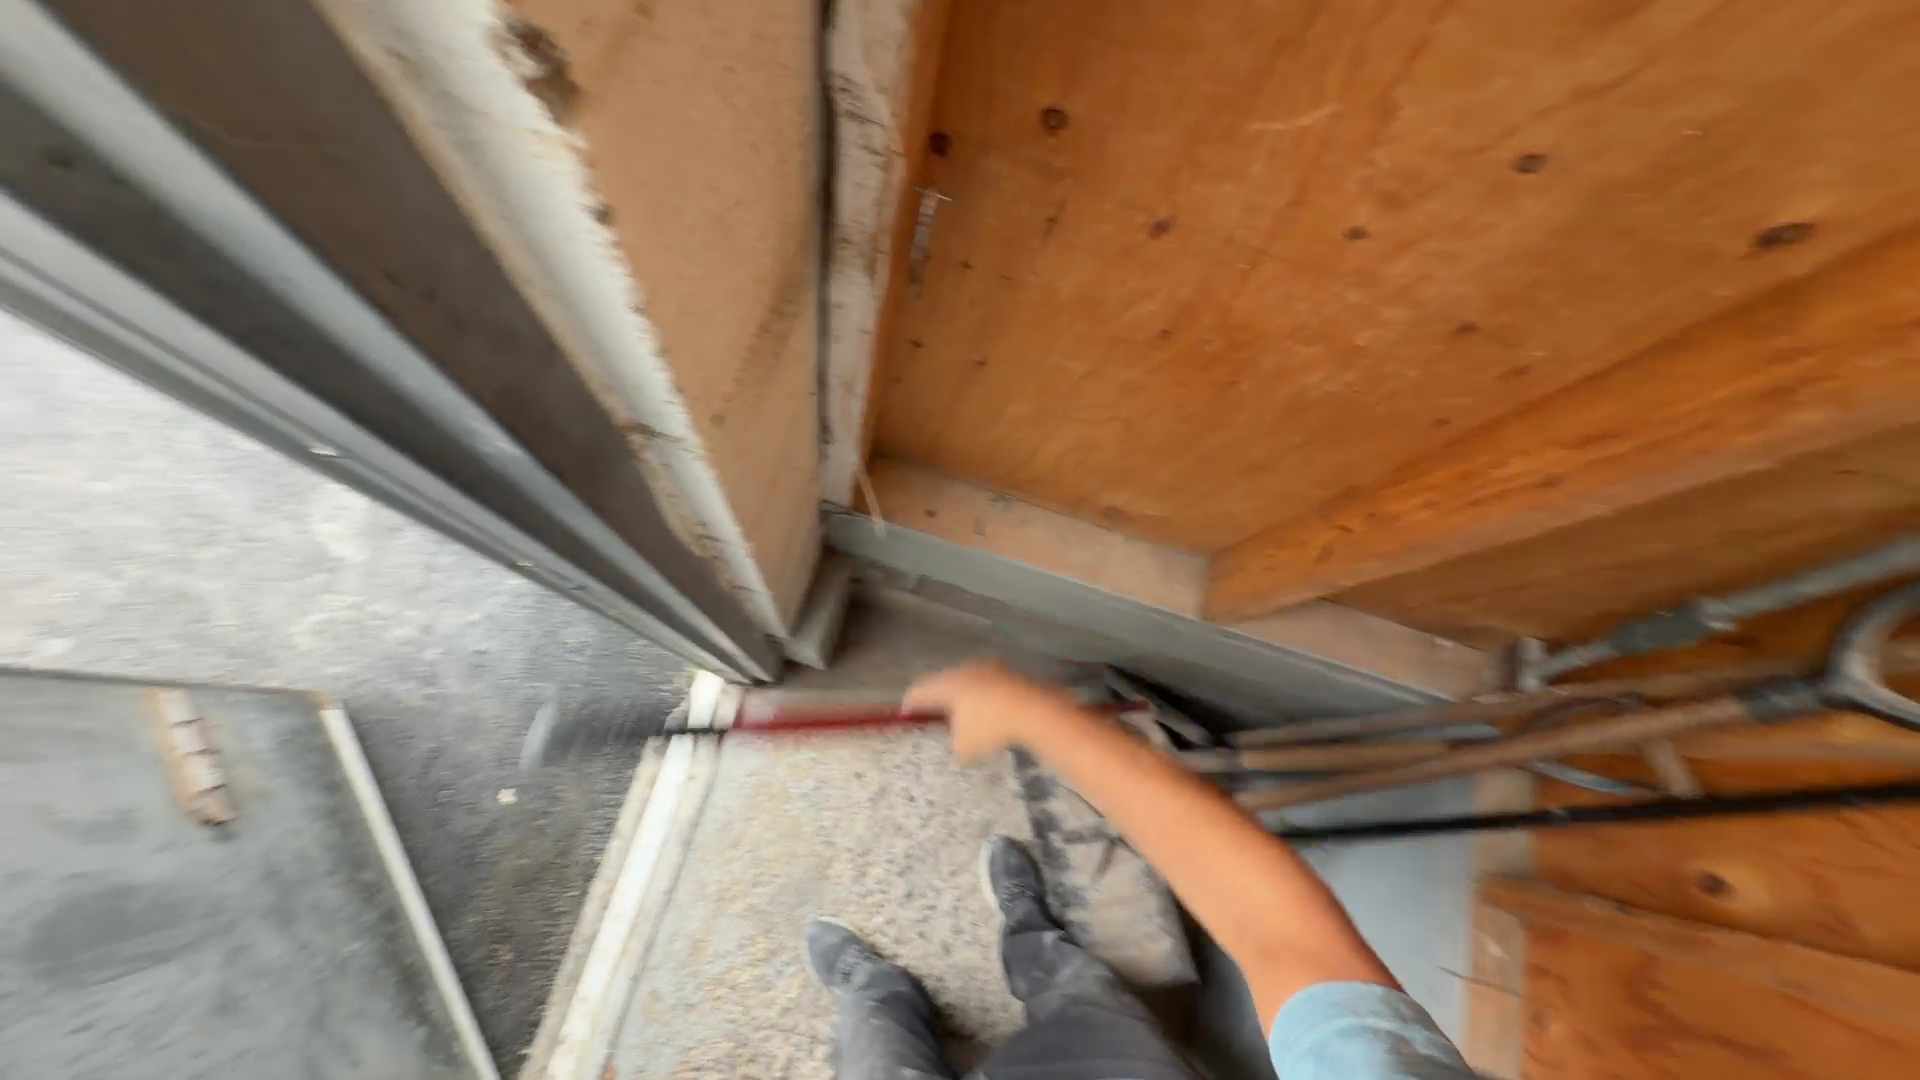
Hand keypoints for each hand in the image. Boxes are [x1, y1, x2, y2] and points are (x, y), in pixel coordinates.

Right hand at [905, 662, 1081, 763]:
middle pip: (944, 682)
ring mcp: (990, 668)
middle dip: (939, 698)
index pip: (919, 690)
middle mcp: (965, 671)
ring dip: (965, 697)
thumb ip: (953, 744)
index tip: (905, 712)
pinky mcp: (1011, 673)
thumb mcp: (964, 748)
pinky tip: (993, 712)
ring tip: (966, 715)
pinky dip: (986, 697)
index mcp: (947, 685)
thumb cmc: (991, 727)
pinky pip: (990, 685)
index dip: (910, 703)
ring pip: (969, 681)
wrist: (1036, 710)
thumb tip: (957, 743)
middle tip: (936, 713)